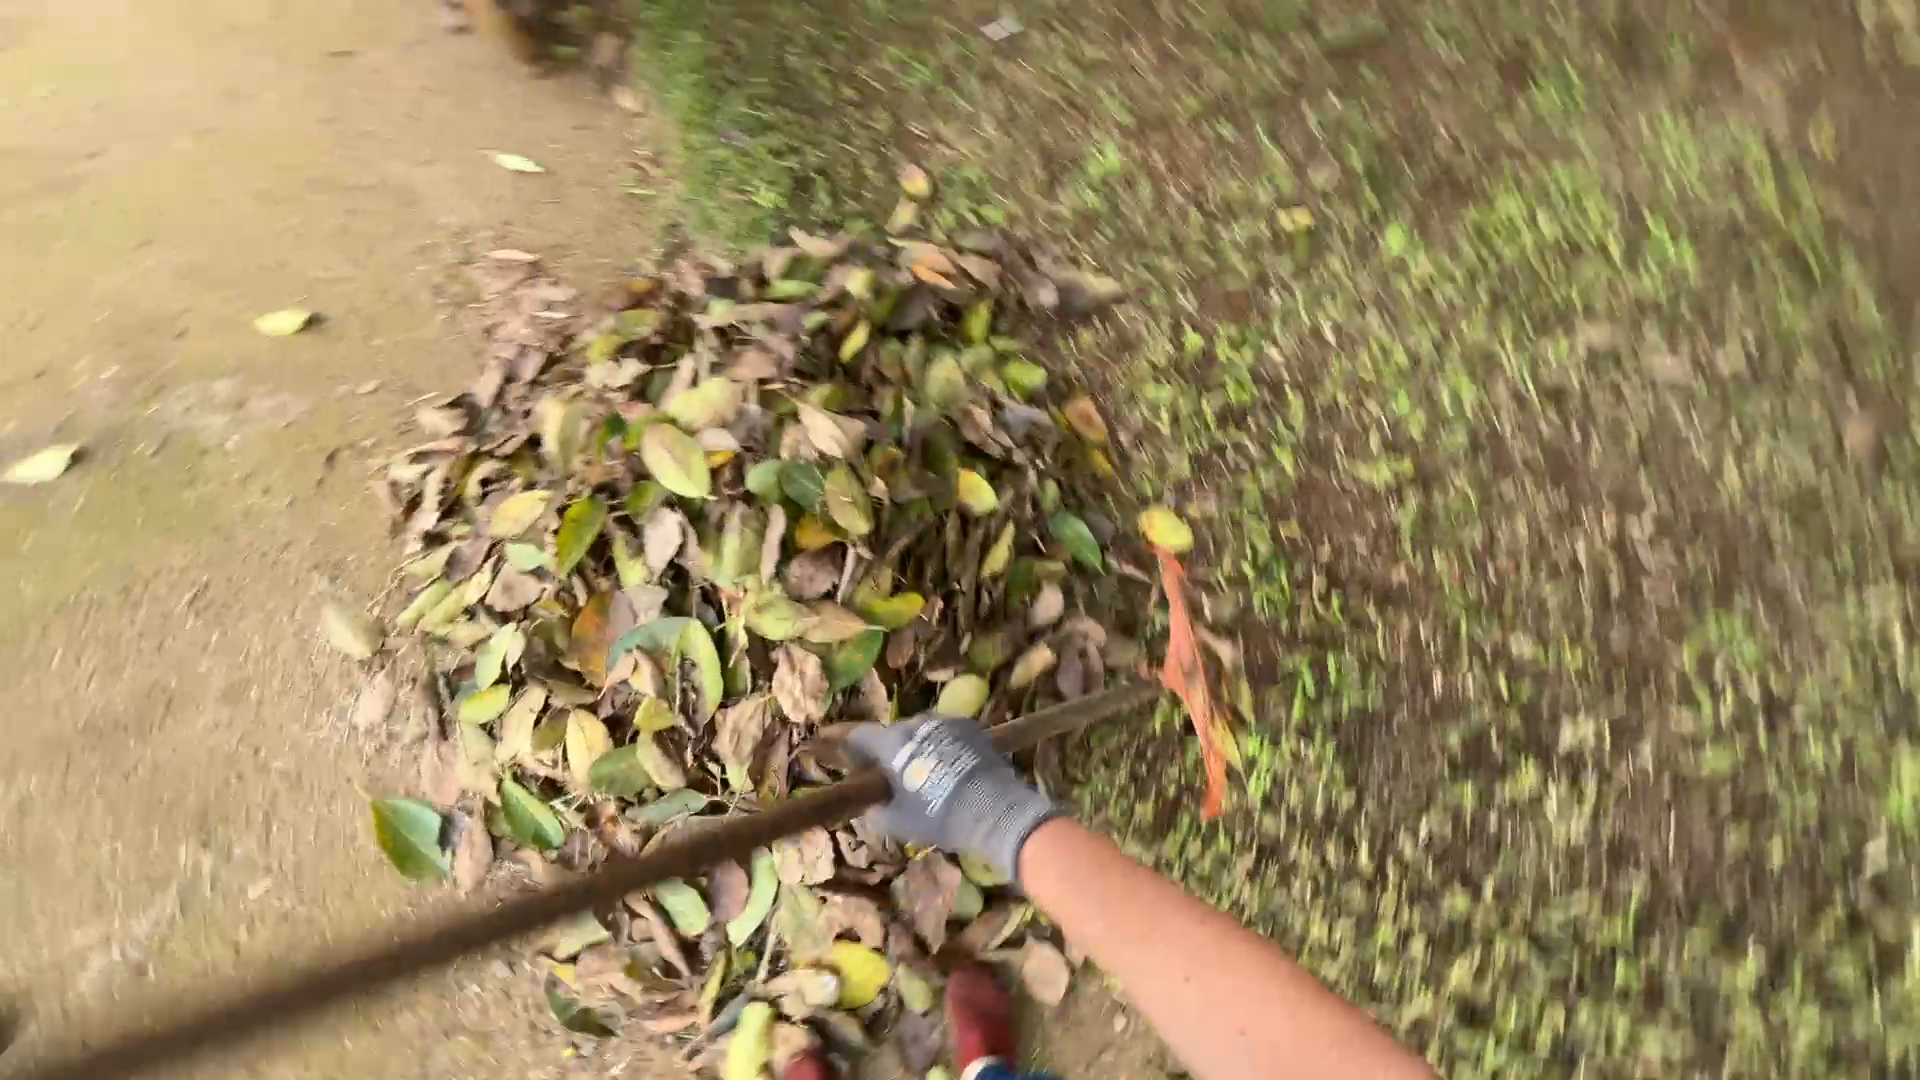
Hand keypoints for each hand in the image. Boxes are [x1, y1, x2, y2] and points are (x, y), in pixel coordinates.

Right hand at [845, 713, 1058, 879]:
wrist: (993, 809)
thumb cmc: (938, 816)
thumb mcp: (898, 822)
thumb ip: (875, 810)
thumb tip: (870, 805)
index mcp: (892, 743)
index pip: (859, 734)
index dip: (845, 743)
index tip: (837, 751)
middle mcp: (916, 724)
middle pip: (892, 734)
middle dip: (886, 750)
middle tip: (887, 773)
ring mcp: (945, 722)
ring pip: (920, 733)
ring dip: (915, 747)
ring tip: (920, 772)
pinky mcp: (969, 727)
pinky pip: (943, 734)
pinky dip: (938, 747)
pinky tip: (944, 768)